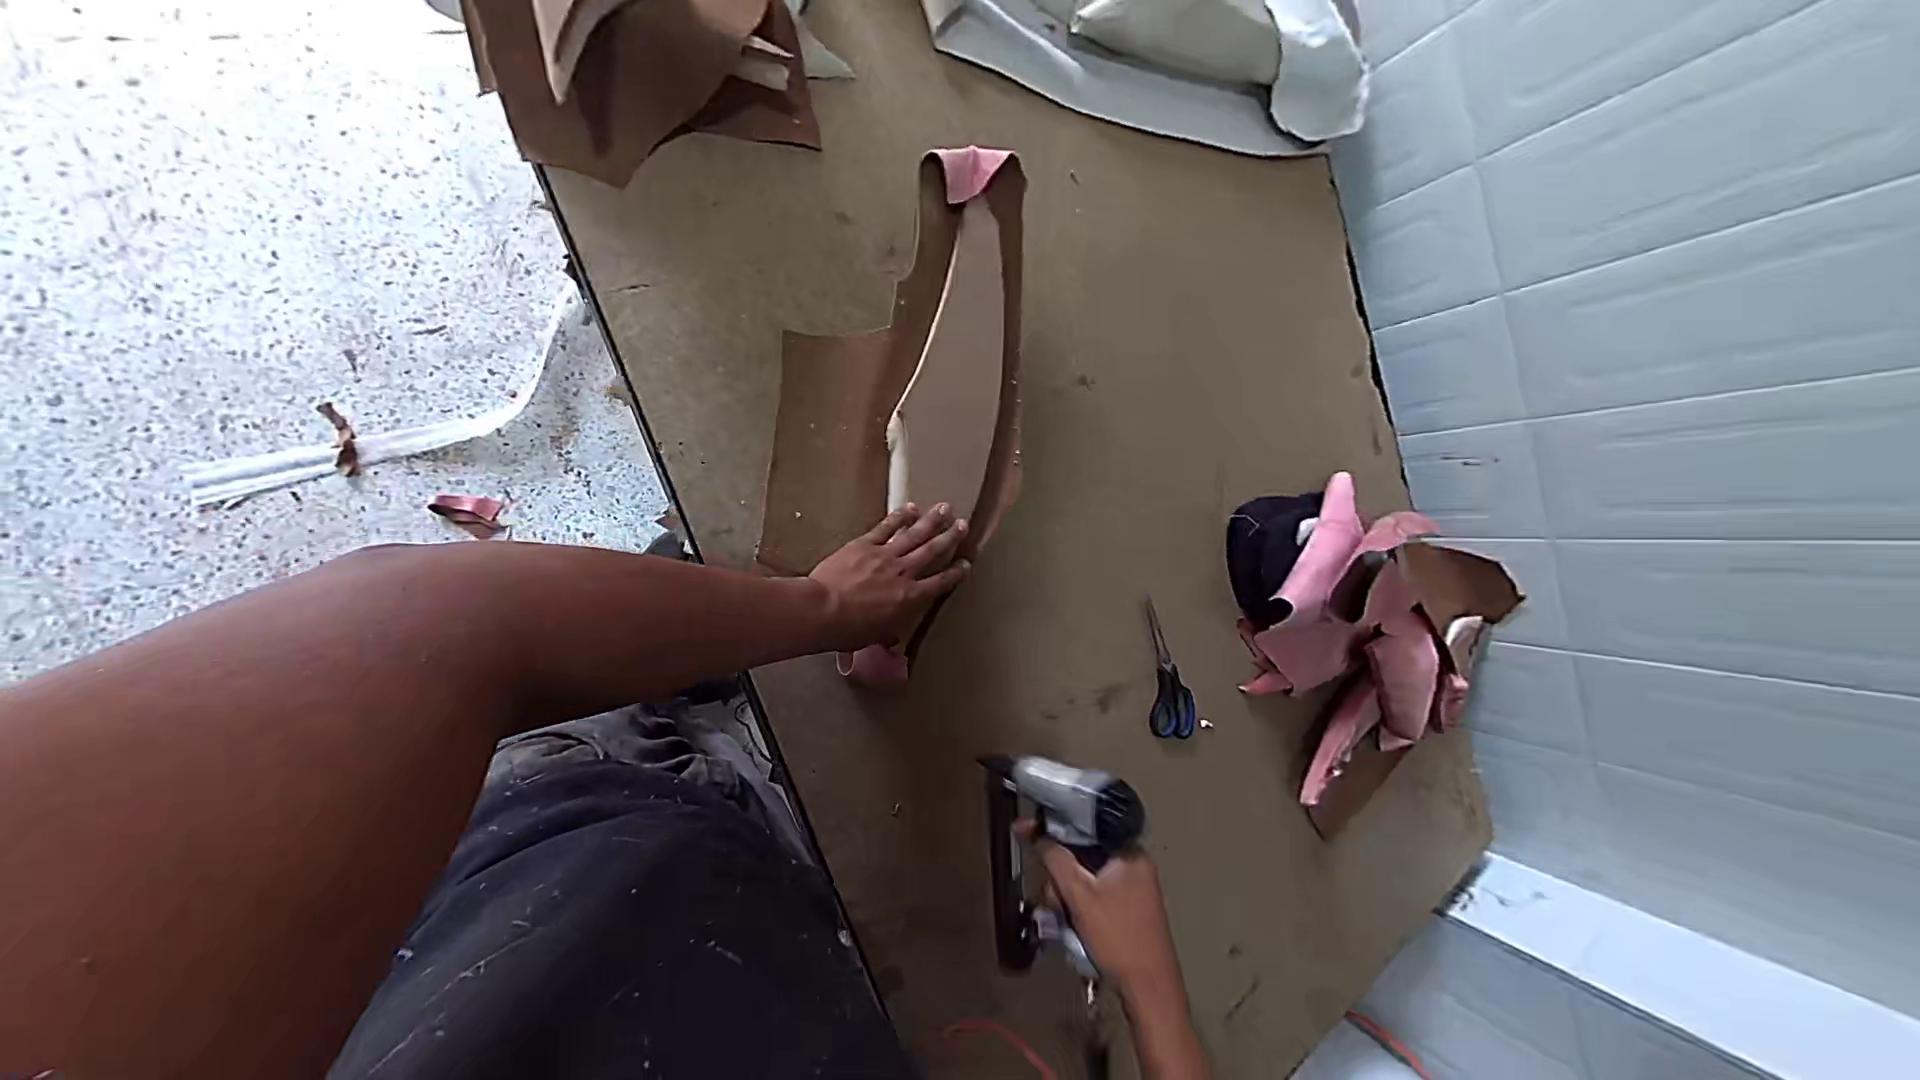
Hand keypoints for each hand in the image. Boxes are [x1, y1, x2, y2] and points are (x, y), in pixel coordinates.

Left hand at [808, 503, 969, 650]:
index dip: (956, 573)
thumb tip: (891, 638)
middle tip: (963, 525)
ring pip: (914, 534)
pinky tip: (911, 507)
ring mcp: (885, 555)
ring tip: (945, 508)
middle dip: (949, 537)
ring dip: (931, 520)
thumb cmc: (848, 629)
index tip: (966, 563)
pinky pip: (886, 527)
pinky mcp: (865, 544)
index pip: (940, 582)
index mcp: (910, 597)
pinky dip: (900, 517)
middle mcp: (903, 573)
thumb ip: (888, 631)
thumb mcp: (875, 635)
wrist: (823, 610)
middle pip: (932, 551)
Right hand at [1032, 834, 1210, 1079]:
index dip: (1053, 828)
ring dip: (1068, 895)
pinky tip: (1074, 926)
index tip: (1026, 829)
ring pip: (1085, 876)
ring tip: (1066, 919)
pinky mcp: (1128, 909)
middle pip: (1081, 854)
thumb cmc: (1119, 940)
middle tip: (1055, 899)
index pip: (1084, 826)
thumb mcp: (1080, 896)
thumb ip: (1056, 860)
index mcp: (1129, 852)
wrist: (1150, 994)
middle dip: (1060, 876)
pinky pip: (1094, 893)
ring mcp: (1132, 888)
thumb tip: (1036, 834)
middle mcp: (1133, 864)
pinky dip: (1079, 905)